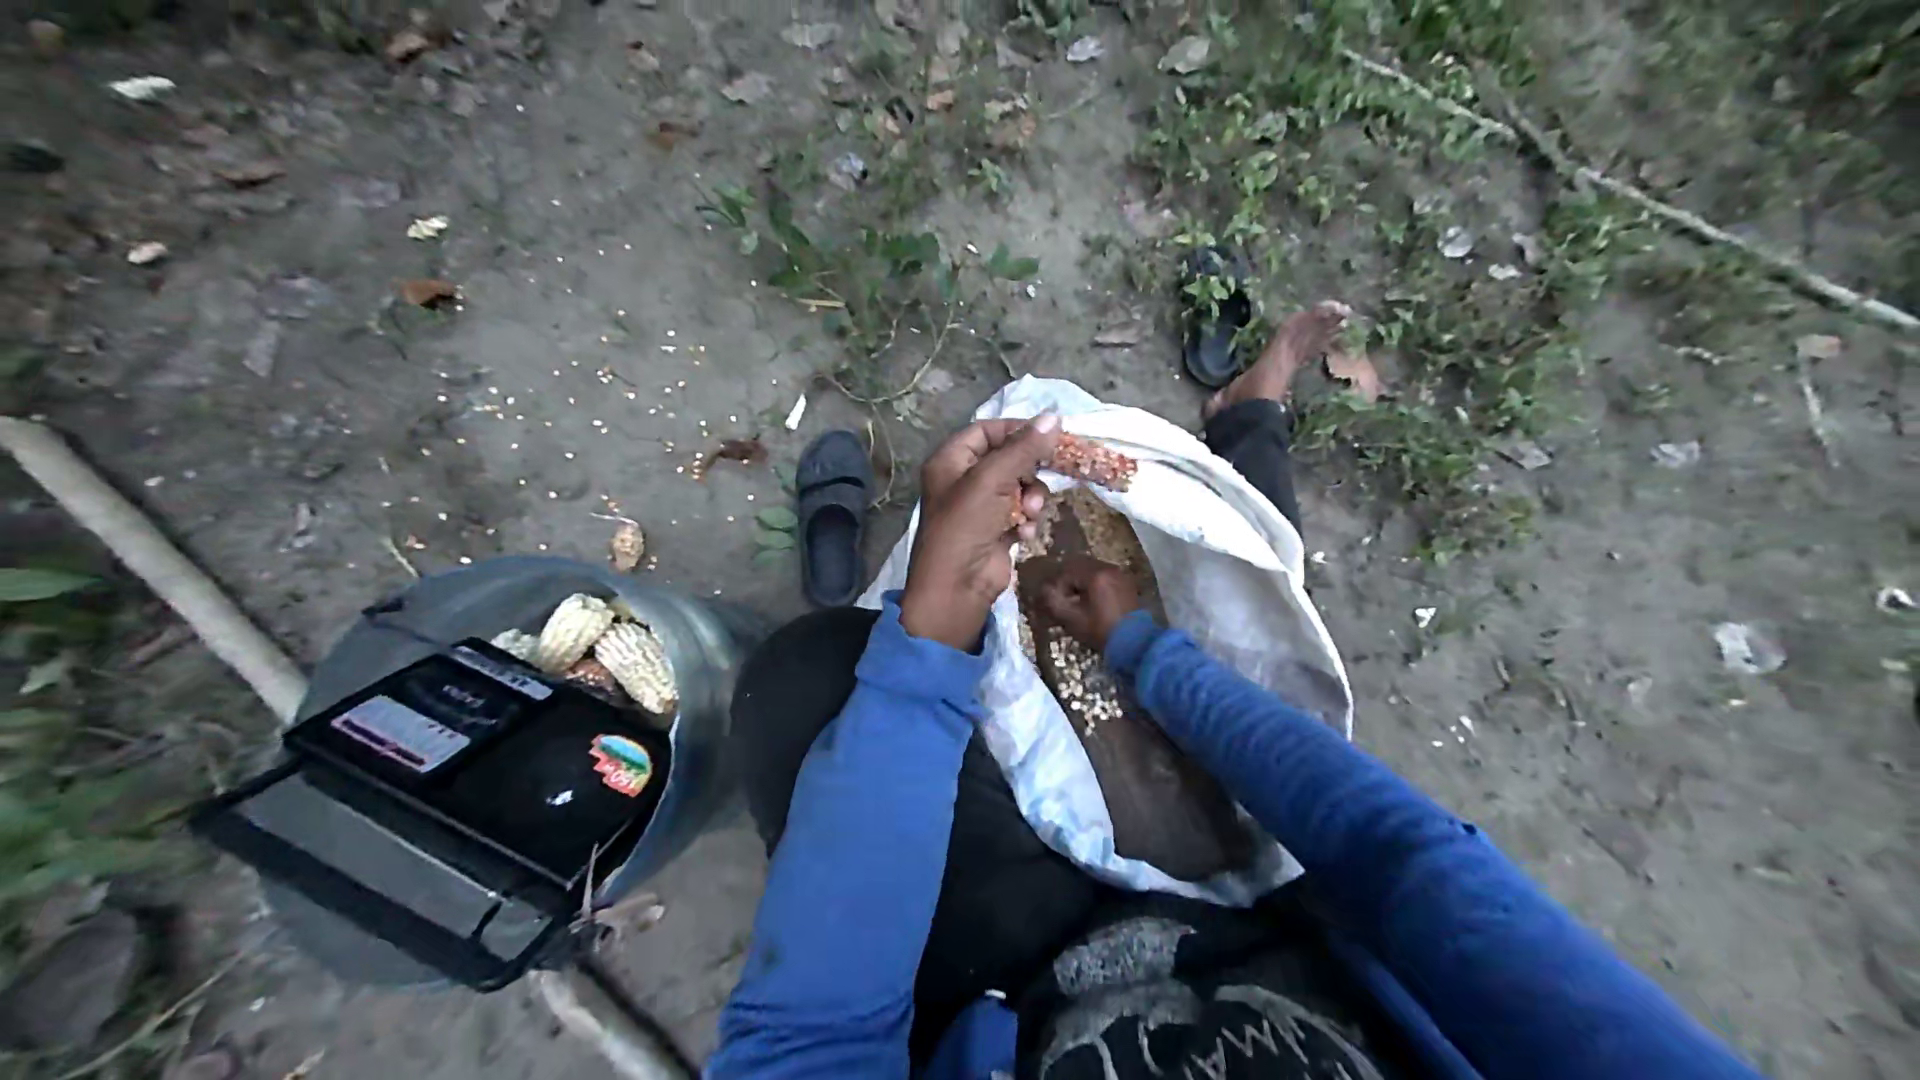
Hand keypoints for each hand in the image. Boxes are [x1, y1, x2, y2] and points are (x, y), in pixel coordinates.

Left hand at [899, 414, 1062, 649]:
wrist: (957, 587)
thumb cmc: (966, 526)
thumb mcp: (993, 480)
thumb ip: (1023, 448)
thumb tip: (1053, 418)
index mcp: (950, 461)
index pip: (986, 431)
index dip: (1016, 430)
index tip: (1047, 434)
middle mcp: (963, 481)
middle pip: (1007, 459)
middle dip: (1028, 471)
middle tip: (1045, 474)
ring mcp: (980, 508)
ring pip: (1019, 487)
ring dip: (1031, 499)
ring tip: (1030, 513)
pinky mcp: (995, 531)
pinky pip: (1020, 514)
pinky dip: (1026, 521)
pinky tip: (1024, 534)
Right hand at [1039, 556, 1139, 650]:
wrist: (1135, 642)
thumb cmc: (1101, 630)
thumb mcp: (1072, 619)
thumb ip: (1053, 601)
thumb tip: (1043, 590)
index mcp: (1095, 574)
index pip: (1066, 572)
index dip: (1057, 586)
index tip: (1056, 602)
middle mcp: (1108, 568)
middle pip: (1080, 566)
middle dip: (1068, 581)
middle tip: (1064, 598)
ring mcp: (1120, 575)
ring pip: (1093, 570)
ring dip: (1081, 582)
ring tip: (1078, 600)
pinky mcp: (1127, 583)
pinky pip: (1105, 576)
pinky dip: (1095, 584)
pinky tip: (1094, 601)